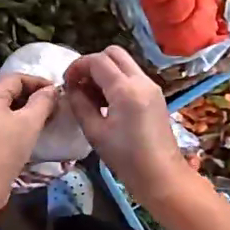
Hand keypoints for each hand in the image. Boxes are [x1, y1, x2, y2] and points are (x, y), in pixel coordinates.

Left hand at [0, 74, 59, 219]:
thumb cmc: (5, 151)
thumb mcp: (29, 124)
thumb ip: (42, 102)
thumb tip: (52, 90)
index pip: (17, 78)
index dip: (39, 82)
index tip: (58, 92)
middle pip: (10, 91)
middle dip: (33, 96)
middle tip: (54, 107)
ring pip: (5, 107)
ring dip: (26, 110)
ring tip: (46, 119)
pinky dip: (15, 122)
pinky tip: (29, 132)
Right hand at [64, 46, 194, 205]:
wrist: (162, 176)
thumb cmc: (126, 158)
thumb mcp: (95, 132)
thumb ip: (80, 104)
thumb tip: (72, 89)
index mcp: (126, 90)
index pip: (97, 61)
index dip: (77, 66)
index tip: (67, 82)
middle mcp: (141, 81)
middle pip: (113, 53)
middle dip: (92, 63)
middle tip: (80, 84)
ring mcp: (151, 86)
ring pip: (124, 62)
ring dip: (105, 71)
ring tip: (91, 95)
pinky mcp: (155, 95)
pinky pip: (132, 75)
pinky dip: (116, 79)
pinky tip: (107, 102)